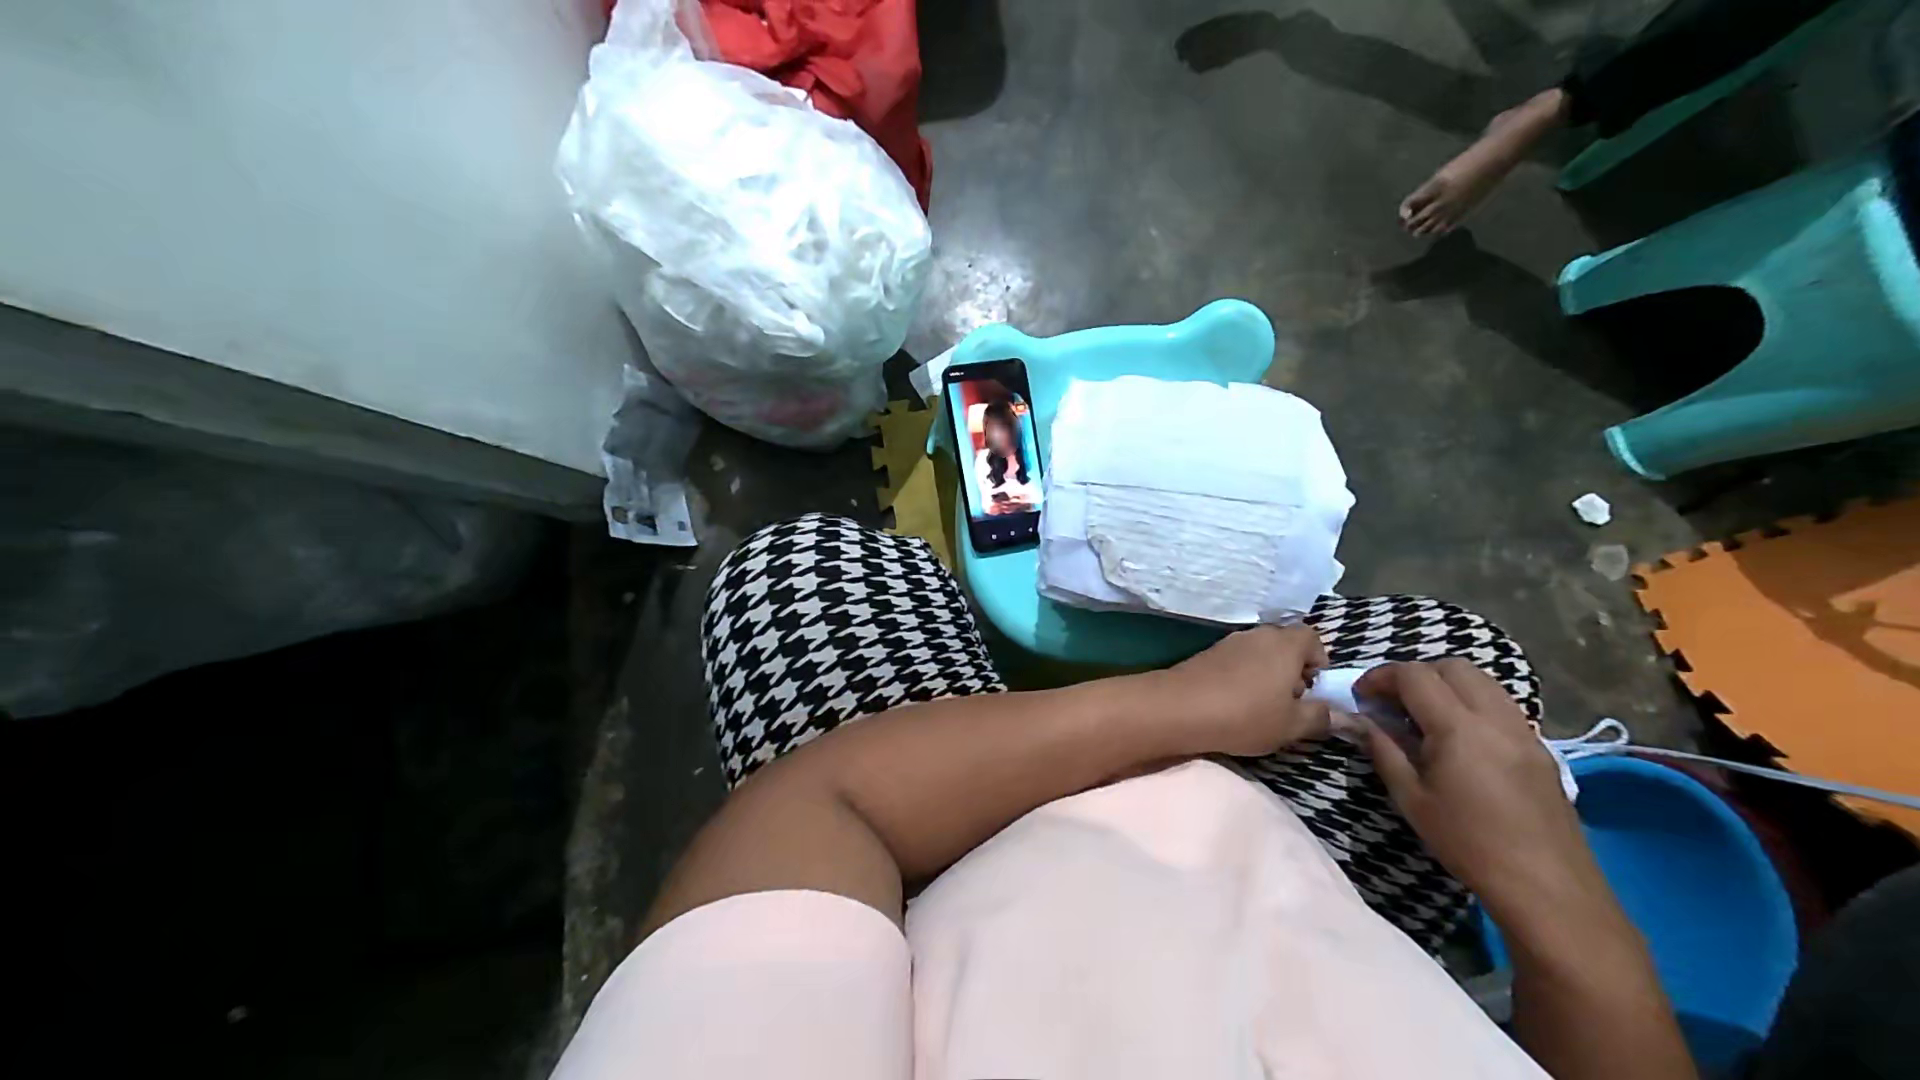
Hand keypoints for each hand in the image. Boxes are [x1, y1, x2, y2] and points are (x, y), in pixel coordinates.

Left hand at [1154, 624, 1331, 757]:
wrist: (1178, 707)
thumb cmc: (1245, 714)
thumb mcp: (1292, 725)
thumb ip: (1321, 717)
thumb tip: (1343, 715)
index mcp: (1284, 643)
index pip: (1312, 638)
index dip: (1318, 662)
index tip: (1314, 690)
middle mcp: (1257, 635)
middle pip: (1284, 645)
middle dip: (1292, 671)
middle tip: (1291, 703)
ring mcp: (1228, 642)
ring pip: (1258, 654)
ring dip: (1266, 675)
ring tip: (1262, 708)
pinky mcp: (1205, 654)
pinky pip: (1235, 661)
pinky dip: (1242, 677)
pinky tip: (1234, 704)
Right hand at [1354, 660, 1607, 928]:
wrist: (1547, 887)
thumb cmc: (1468, 842)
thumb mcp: (1410, 797)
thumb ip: (1383, 749)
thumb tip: (1359, 720)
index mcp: (1459, 728)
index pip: (1414, 675)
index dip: (1381, 676)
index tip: (1361, 695)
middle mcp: (1495, 718)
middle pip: (1453, 666)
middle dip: (1415, 674)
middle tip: (1391, 701)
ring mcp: (1524, 732)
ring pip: (1482, 681)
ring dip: (1446, 684)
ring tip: (1422, 715)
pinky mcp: (1540, 749)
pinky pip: (1501, 705)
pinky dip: (1471, 703)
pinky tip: (1457, 736)